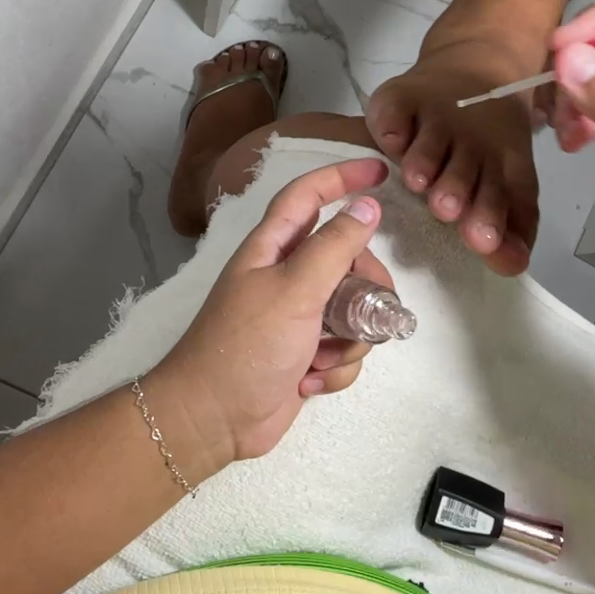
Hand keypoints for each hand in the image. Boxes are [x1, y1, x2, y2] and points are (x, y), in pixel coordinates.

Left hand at [146, 158, 395, 465]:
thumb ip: (334, 246)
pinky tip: (310, 383)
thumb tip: (368, 206)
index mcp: (274, 248)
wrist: (212, 420)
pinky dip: (336, 368)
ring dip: (350, 339)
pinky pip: (344, 349)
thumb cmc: (245, 346)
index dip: (343, 177)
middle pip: (349, 259)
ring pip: (355, 309)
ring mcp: (299, 316)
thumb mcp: (294, 290)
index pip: (309, 195)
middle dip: (367, 289)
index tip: (382, 172)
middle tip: (370, 312)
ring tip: (324, 359)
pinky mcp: (307, 354)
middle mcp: (288, 276)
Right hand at [365, 5, 547, 276]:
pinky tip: (392, 139)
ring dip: (425, 160)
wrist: (471, 71)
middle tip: (447, 208)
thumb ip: (509, 230)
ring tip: (417, 181)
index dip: (491, 216)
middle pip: (462, 170)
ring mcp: (435, 119)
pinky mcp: (402, 99)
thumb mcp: (508, 184)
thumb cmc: (484, 144)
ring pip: (430, 142)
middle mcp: (468, 144)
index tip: (482, 241)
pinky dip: (393, 125)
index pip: (500, 192)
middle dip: (456, 189)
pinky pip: (396, 112)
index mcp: (499, 167)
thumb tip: (513, 266)